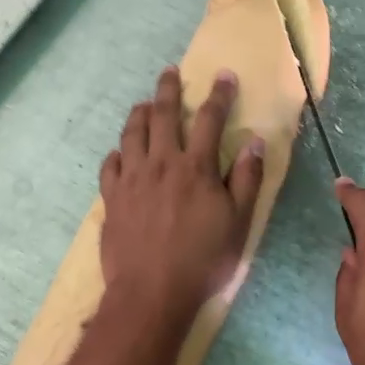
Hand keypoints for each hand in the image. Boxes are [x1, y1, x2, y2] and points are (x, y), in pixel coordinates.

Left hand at [98, 66, 264, 325]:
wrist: (151, 292)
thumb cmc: (202, 259)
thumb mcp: (238, 221)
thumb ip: (246, 178)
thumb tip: (254, 141)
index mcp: (195, 167)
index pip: (209, 119)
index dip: (219, 95)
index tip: (224, 76)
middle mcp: (160, 163)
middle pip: (162, 115)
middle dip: (168, 89)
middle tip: (170, 72)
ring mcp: (131, 179)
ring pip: (132, 133)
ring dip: (139, 113)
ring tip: (144, 103)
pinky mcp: (111, 199)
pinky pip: (110, 165)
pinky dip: (117, 153)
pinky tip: (120, 153)